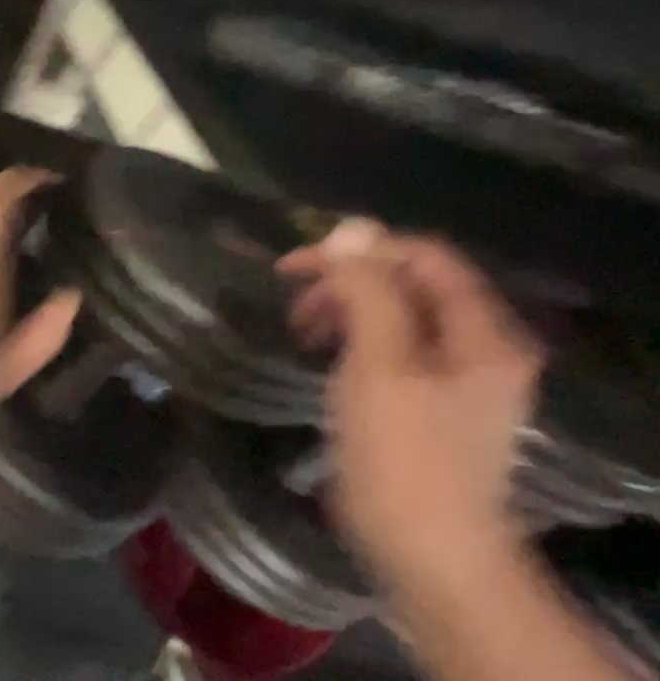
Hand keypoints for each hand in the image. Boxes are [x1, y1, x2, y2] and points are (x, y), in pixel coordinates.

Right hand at [280, 222, 542, 590]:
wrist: (427, 545)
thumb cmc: (402, 451)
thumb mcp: (380, 362)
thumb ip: (367, 293)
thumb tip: (349, 229)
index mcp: (483, 333)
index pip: (425, 257)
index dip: (360, 250)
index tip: (294, 266)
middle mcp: (481, 347)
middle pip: (410, 283)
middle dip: (346, 282)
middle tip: (291, 301)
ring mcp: (459, 377)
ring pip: (397, 314)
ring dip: (344, 309)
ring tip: (301, 330)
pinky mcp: (431, 400)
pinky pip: (393, 346)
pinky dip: (354, 338)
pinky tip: (324, 355)